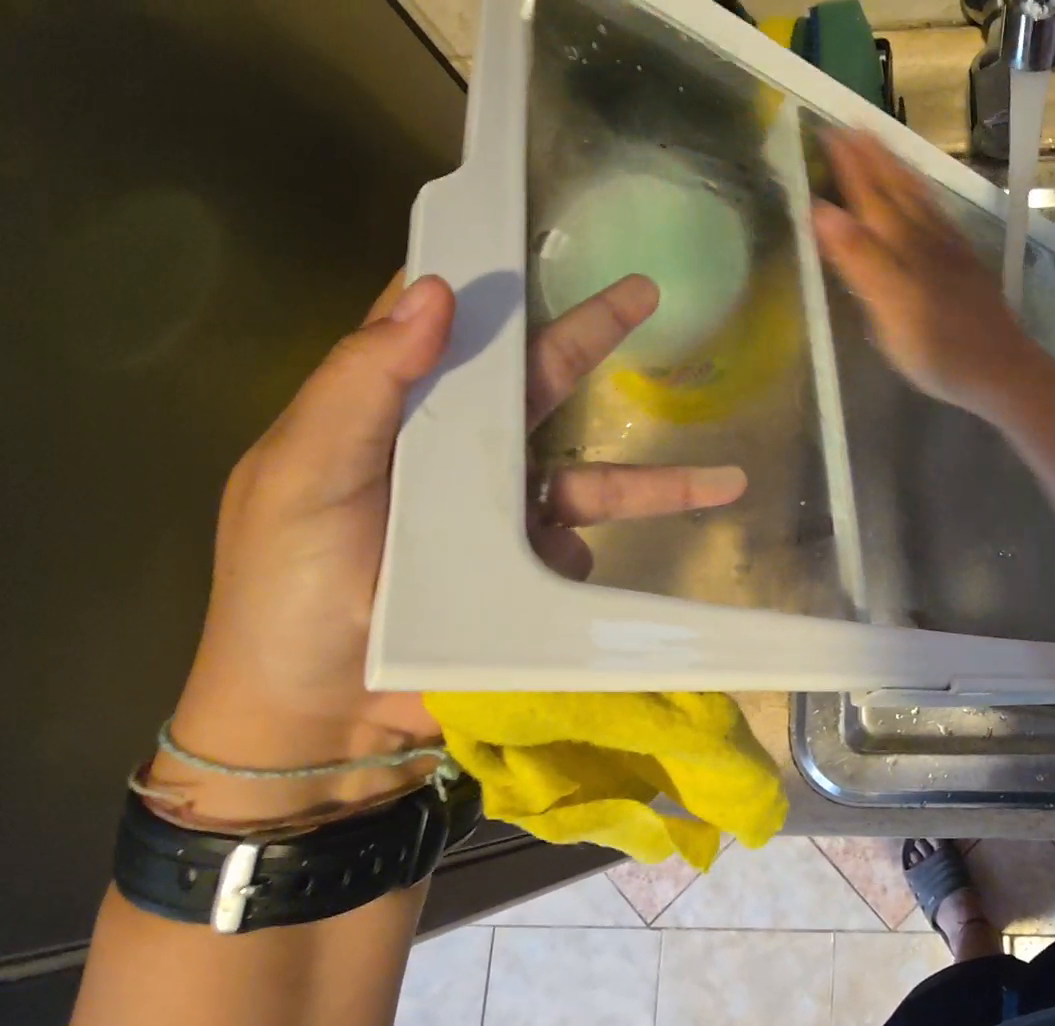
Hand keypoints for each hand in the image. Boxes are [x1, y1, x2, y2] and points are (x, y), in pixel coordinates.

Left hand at [152, 273, 745, 825]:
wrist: (322, 722)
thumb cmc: (292, 595)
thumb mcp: (303, 480)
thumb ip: (363, 386)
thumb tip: (439, 292)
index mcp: (396, 424)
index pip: (450, 337)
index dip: (491, 288)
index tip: (533, 239)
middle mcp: (458, 464)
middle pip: (537, 390)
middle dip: (593, 341)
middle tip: (649, 296)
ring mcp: (504, 526)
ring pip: (591, 484)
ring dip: (660, 484)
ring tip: (729, 483)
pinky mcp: (534, 579)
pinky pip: (582, 550)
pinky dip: (592, 555)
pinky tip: (572, 575)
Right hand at [812, 129, 1054, 413]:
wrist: (1002, 372)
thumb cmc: (939, 350)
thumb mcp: (890, 309)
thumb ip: (860, 260)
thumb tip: (822, 210)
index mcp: (903, 248)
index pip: (871, 198)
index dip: (850, 168)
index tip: (829, 132)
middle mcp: (928, 242)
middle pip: (898, 192)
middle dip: (875, 161)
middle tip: (855, 127)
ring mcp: (953, 255)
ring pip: (923, 202)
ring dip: (901, 174)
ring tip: (887, 151)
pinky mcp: (970, 271)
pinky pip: (944, 221)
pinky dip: (929, 202)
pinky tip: (928, 203)